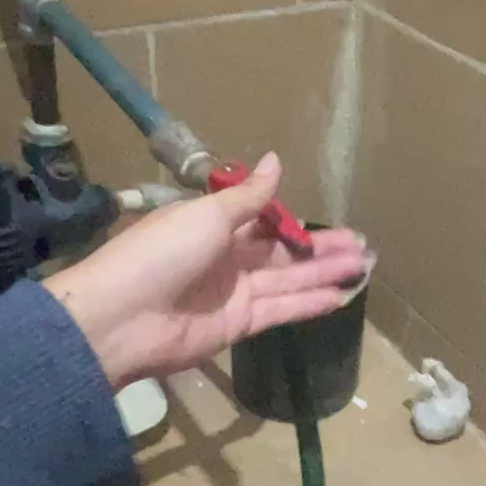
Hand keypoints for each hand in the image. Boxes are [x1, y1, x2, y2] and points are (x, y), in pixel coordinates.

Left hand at [45, 153, 371, 387]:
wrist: (121, 317)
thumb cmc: (162, 253)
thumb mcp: (208, 215)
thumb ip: (250, 197)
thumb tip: (276, 159)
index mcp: (214, 226)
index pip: (266, 222)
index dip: (300, 223)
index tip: (335, 222)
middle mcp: (227, 258)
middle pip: (284, 253)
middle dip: (323, 249)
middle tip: (364, 246)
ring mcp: (233, 293)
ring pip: (289, 280)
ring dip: (325, 274)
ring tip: (364, 267)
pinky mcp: (237, 326)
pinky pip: (281, 310)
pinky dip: (309, 304)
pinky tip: (340, 296)